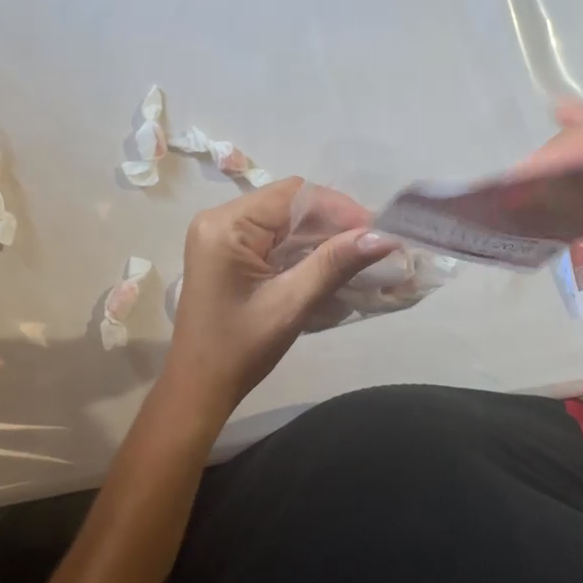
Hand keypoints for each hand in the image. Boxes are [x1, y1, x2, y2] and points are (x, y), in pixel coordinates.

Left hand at [164, 177, 396, 413]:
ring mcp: (219, 235)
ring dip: (319, 234)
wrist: (199, 386)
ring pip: (282, 218)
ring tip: (357, 255)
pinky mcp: (225, 251)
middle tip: (372, 244)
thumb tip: (383, 236)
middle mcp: (218, 219)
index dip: (340, 208)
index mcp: (226, 226)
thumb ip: (334, 264)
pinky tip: (327, 262)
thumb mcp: (291, 304)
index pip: (294, 196)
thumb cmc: (240, 348)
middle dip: (333, 220)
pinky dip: (300, 246)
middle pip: (288, 203)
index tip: (378, 232)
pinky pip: (270, 235)